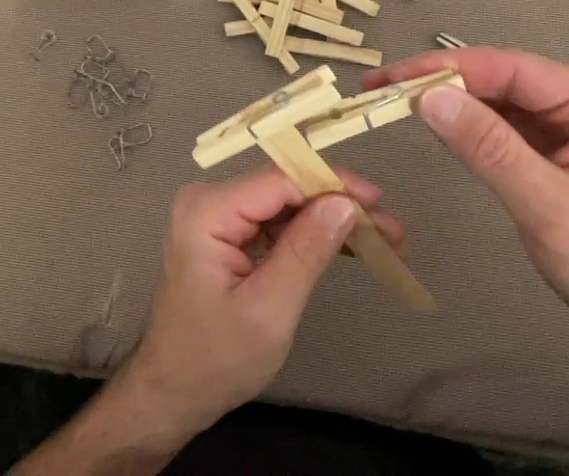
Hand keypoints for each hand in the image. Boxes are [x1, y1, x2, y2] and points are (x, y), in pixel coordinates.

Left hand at [17, 165, 398, 472]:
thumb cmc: (217, 357)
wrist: (175, 388)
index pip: (278, 180)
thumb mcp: (269, 309)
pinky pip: (275, 222)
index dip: (331, 184)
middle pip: (284, 188)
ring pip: (285, 204)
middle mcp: (207, 200)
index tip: (380, 200)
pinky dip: (312, 233)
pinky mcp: (226, 234)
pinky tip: (351, 245)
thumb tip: (344, 202)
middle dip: (339, 203)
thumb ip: (305, 251)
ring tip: (385, 239)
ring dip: (332, 218)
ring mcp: (215, 216)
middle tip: (393, 229)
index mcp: (206, 210)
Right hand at [363, 47, 568, 339]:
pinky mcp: (553, 147)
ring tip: (389, 98)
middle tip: (377, 89)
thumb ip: (490, 149)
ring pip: (497, 97)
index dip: (449, 68)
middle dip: (441, 80)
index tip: (390, 77)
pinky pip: (500, 122)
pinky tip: (428, 119)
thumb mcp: (551, 210)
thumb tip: (427, 98)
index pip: (516, 70)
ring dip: (446, 98)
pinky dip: (462, 121)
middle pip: (503, 78)